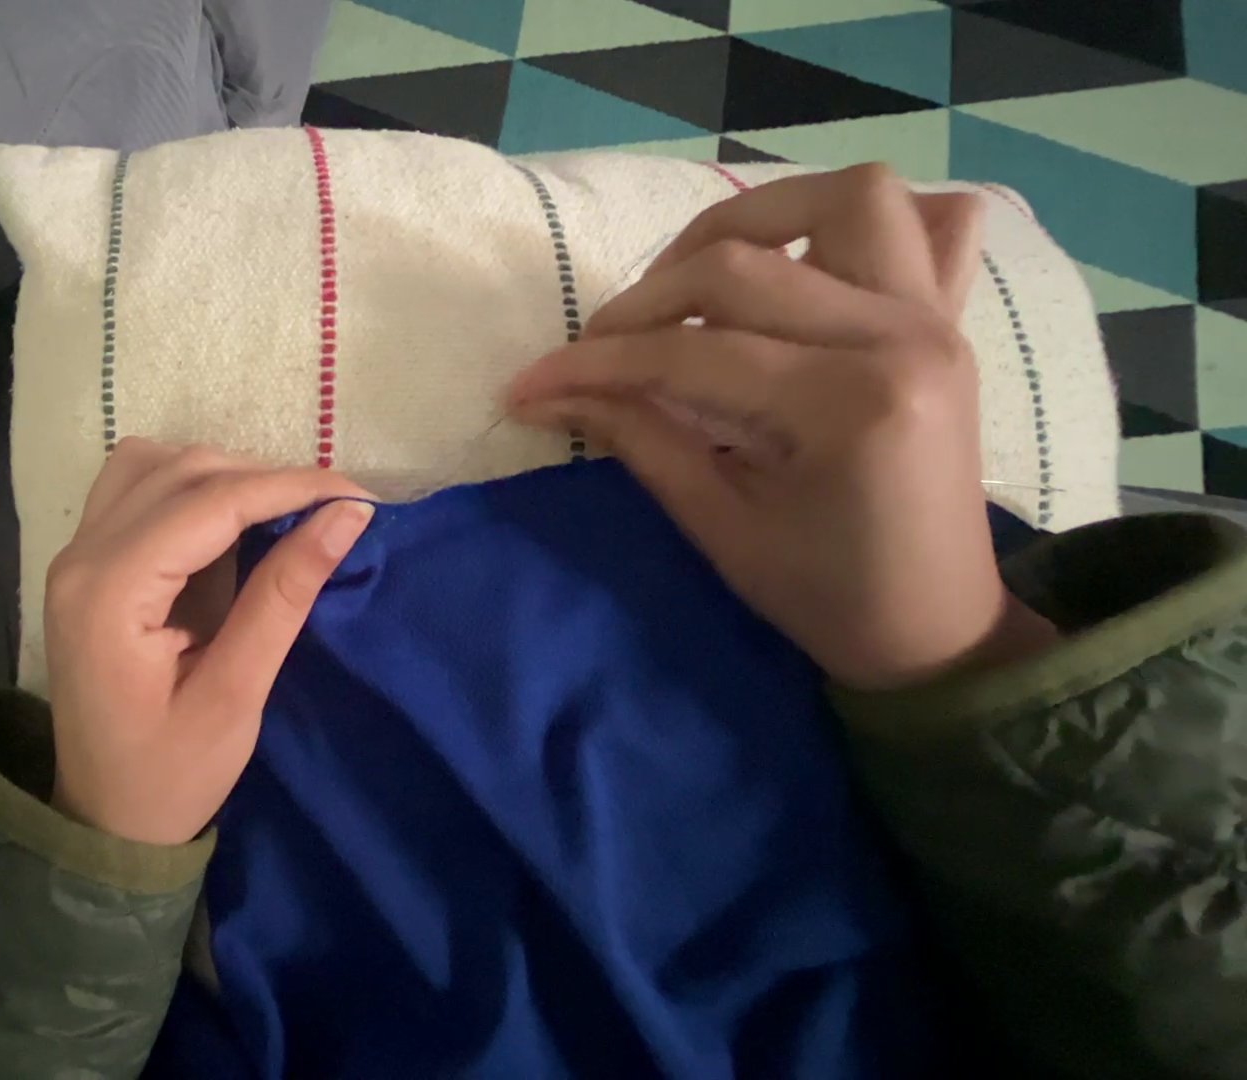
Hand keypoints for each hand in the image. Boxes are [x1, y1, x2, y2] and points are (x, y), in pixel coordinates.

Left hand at [43, 438, 375, 844]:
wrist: (103, 819)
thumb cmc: (170, 776)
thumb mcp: (236, 693)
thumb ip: (284, 596)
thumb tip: (345, 517)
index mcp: (110, 594)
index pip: (209, 504)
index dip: (289, 488)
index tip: (355, 495)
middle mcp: (81, 557)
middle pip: (180, 472)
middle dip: (263, 479)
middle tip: (329, 510)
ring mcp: (75, 556)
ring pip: (154, 466)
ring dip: (224, 475)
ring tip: (282, 510)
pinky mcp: (85, 564)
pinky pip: (136, 489)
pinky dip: (189, 486)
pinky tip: (225, 519)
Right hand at [507, 164, 1055, 689]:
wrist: (931, 624)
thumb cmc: (818, 590)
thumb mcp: (712, 521)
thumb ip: (634, 437)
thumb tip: (543, 394)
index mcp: (844, 406)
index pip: (685, 355)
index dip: (590, 366)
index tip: (525, 385)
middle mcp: (900, 337)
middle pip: (742, 265)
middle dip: (642, 302)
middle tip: (595, 349)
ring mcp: (936, 317)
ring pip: (847, 200)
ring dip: (751, 222)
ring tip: (694, 278)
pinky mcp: (949, 319)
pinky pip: (934, 221)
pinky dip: (860, 227)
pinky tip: (805, 267)